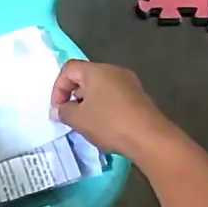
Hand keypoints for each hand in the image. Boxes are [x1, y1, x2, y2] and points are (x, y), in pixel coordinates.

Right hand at [51, 60, 175, 157]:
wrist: (149, 138)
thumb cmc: (109, 123)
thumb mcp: (78, 119)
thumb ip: (63, 111)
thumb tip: (58, 110)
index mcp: (96, 71)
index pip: (69, 69)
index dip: (58, 87)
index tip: (58, 108)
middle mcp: (113, 70)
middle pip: (85, 76)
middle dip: (73, 94)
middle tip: (70, 115)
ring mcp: (129, 82)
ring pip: (100, 86)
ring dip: (88, 101)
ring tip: (86, 121)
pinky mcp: (139, 95)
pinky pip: (114, 94)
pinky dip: (103, 105)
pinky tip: (104, 123)